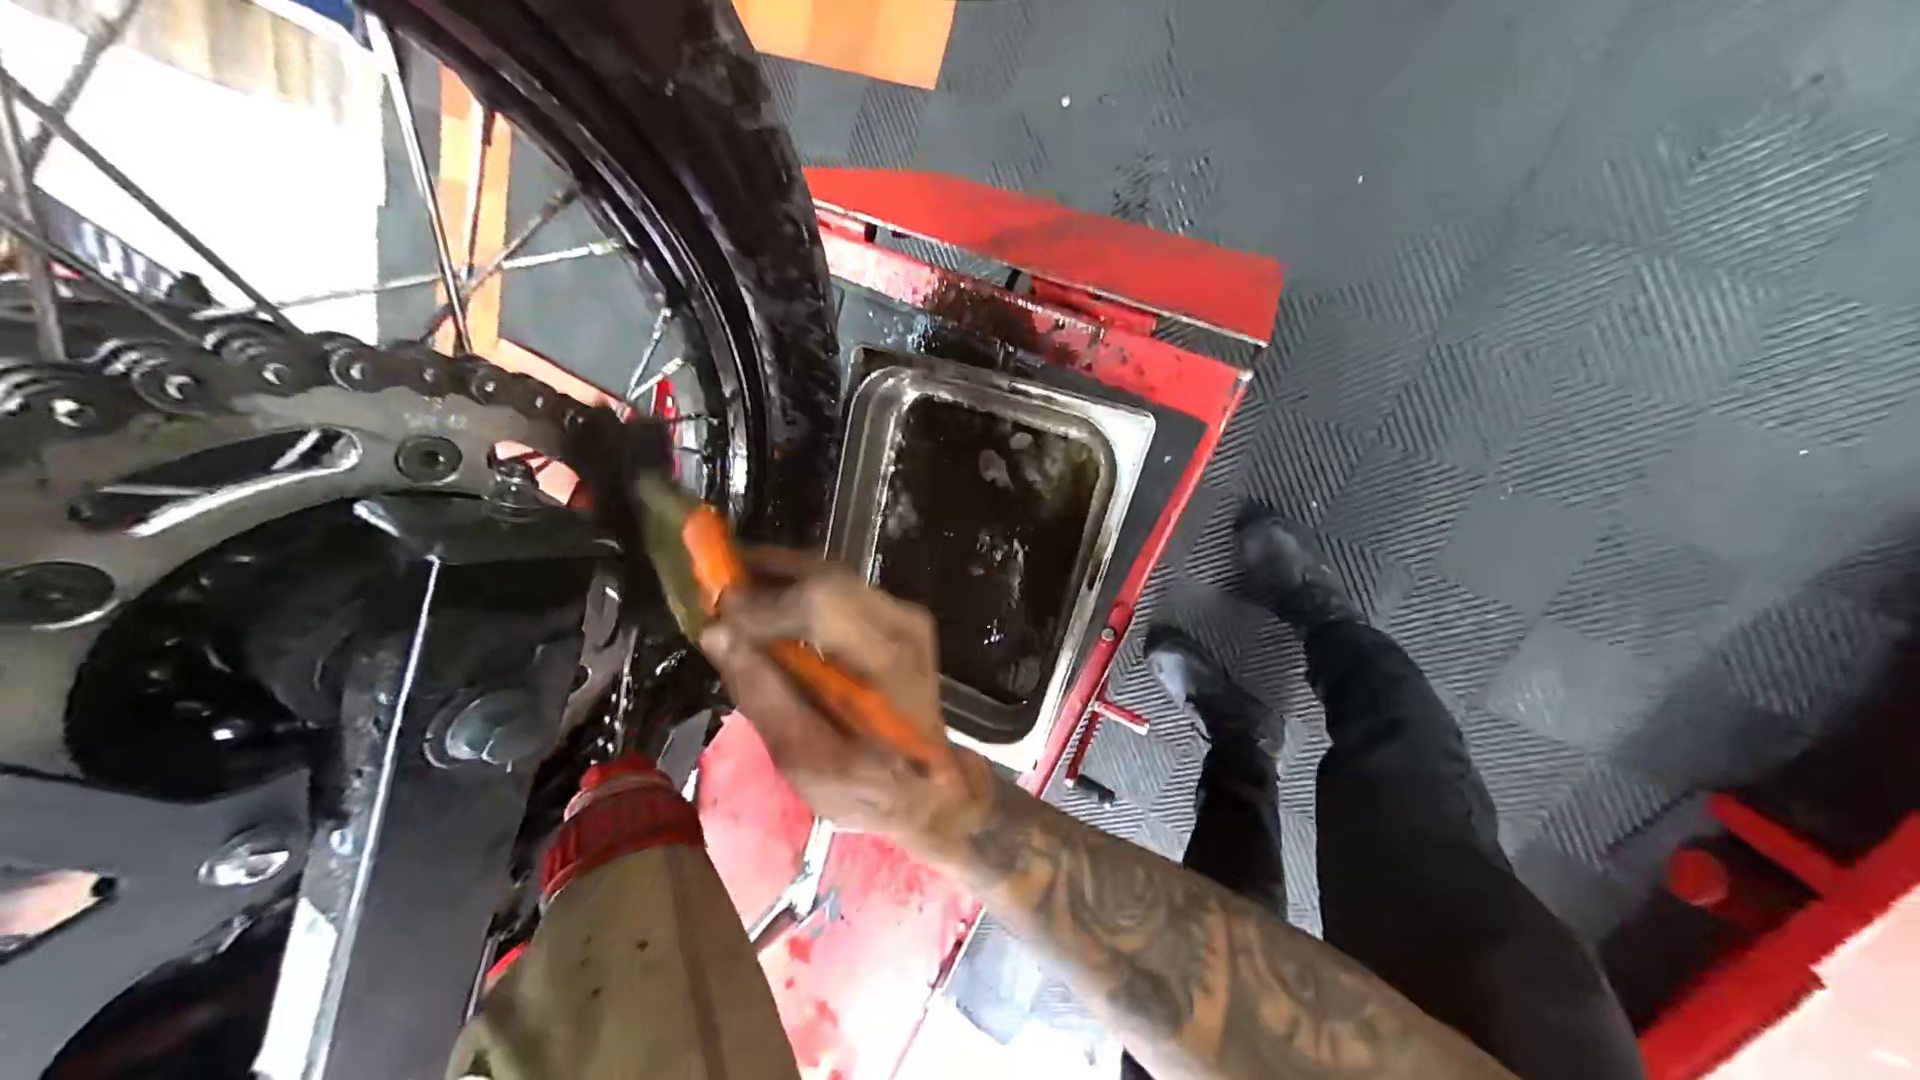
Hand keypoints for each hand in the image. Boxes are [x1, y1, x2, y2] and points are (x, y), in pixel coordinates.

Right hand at [696, 550, 986, 840]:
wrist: (928, 781)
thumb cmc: (867, 786)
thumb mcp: (804, 760)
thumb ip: (762, 694)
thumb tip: (717, 632)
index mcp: (889, 669)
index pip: (823, 605)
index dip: (762, 603)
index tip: (715, 615)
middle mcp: (904, 629)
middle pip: (825, 579)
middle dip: (764, 581)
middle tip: (715, 600)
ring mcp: (905, 617)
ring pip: (830, 575)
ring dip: (778, 582)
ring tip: (735, 607)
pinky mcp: (898, 615)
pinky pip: (838, 587)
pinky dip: (798, 592)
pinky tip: (769, 613)